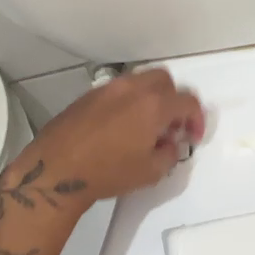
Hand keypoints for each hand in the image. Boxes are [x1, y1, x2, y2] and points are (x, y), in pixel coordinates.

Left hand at [4, 68, 203, 215]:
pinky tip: (120, 128)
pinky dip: (128, 103)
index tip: (191, 138)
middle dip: (174, 102)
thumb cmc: (108, 173)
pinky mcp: (88, 96)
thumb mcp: (150, 173)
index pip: (188, 101)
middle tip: (170, 128)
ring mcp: (107, 89)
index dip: (197, 119)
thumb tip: (169, 144)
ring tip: (145, 128)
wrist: (57, 170)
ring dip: (151, 99)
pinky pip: (118, 91)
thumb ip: (169, 154)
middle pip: (165, 81)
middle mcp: (132, 89)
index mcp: (153, 105)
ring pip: (139, 81)